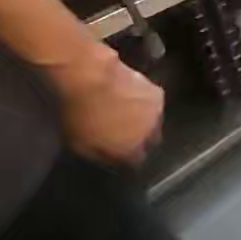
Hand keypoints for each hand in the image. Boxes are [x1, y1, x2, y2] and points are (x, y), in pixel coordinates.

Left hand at [53, 45, 164, 165]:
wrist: (93, 79)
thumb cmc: (82, 115)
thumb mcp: (82, 145)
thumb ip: (104, 155)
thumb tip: (115, 159)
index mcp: (133, 147)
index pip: (138, 161)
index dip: (128, 159)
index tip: (119, 156)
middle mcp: (152, 131)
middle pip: (151, 141)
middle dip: (141, 141)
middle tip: (124, 136)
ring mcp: (158, 110)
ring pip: (154, 122)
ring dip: (144, 122)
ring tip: (127, 117)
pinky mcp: (158, 91)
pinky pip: (153, 106)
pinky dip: (144, 107)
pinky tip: (130, 102)